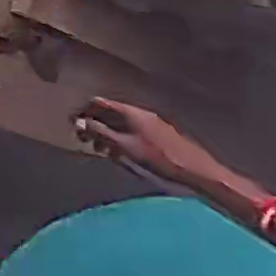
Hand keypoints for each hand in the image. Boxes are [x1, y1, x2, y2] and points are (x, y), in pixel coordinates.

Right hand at [73, 97, 240, 190]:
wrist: (201, 172)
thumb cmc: (160, 158)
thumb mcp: (126, 147)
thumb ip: (101, 133)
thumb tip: (78, 121)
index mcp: (129, 110)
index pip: (98, 102)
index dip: (83, 111)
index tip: (73, 124)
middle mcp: (139, 111)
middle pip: (109, 112)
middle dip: (95, 124)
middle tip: (87, 140)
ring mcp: (151, 122)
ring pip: (122, 122)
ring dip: (109, 133)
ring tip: (105, 150)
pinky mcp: (161, 134)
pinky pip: (134, 130)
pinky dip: (123, 138)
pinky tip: (125, 153)